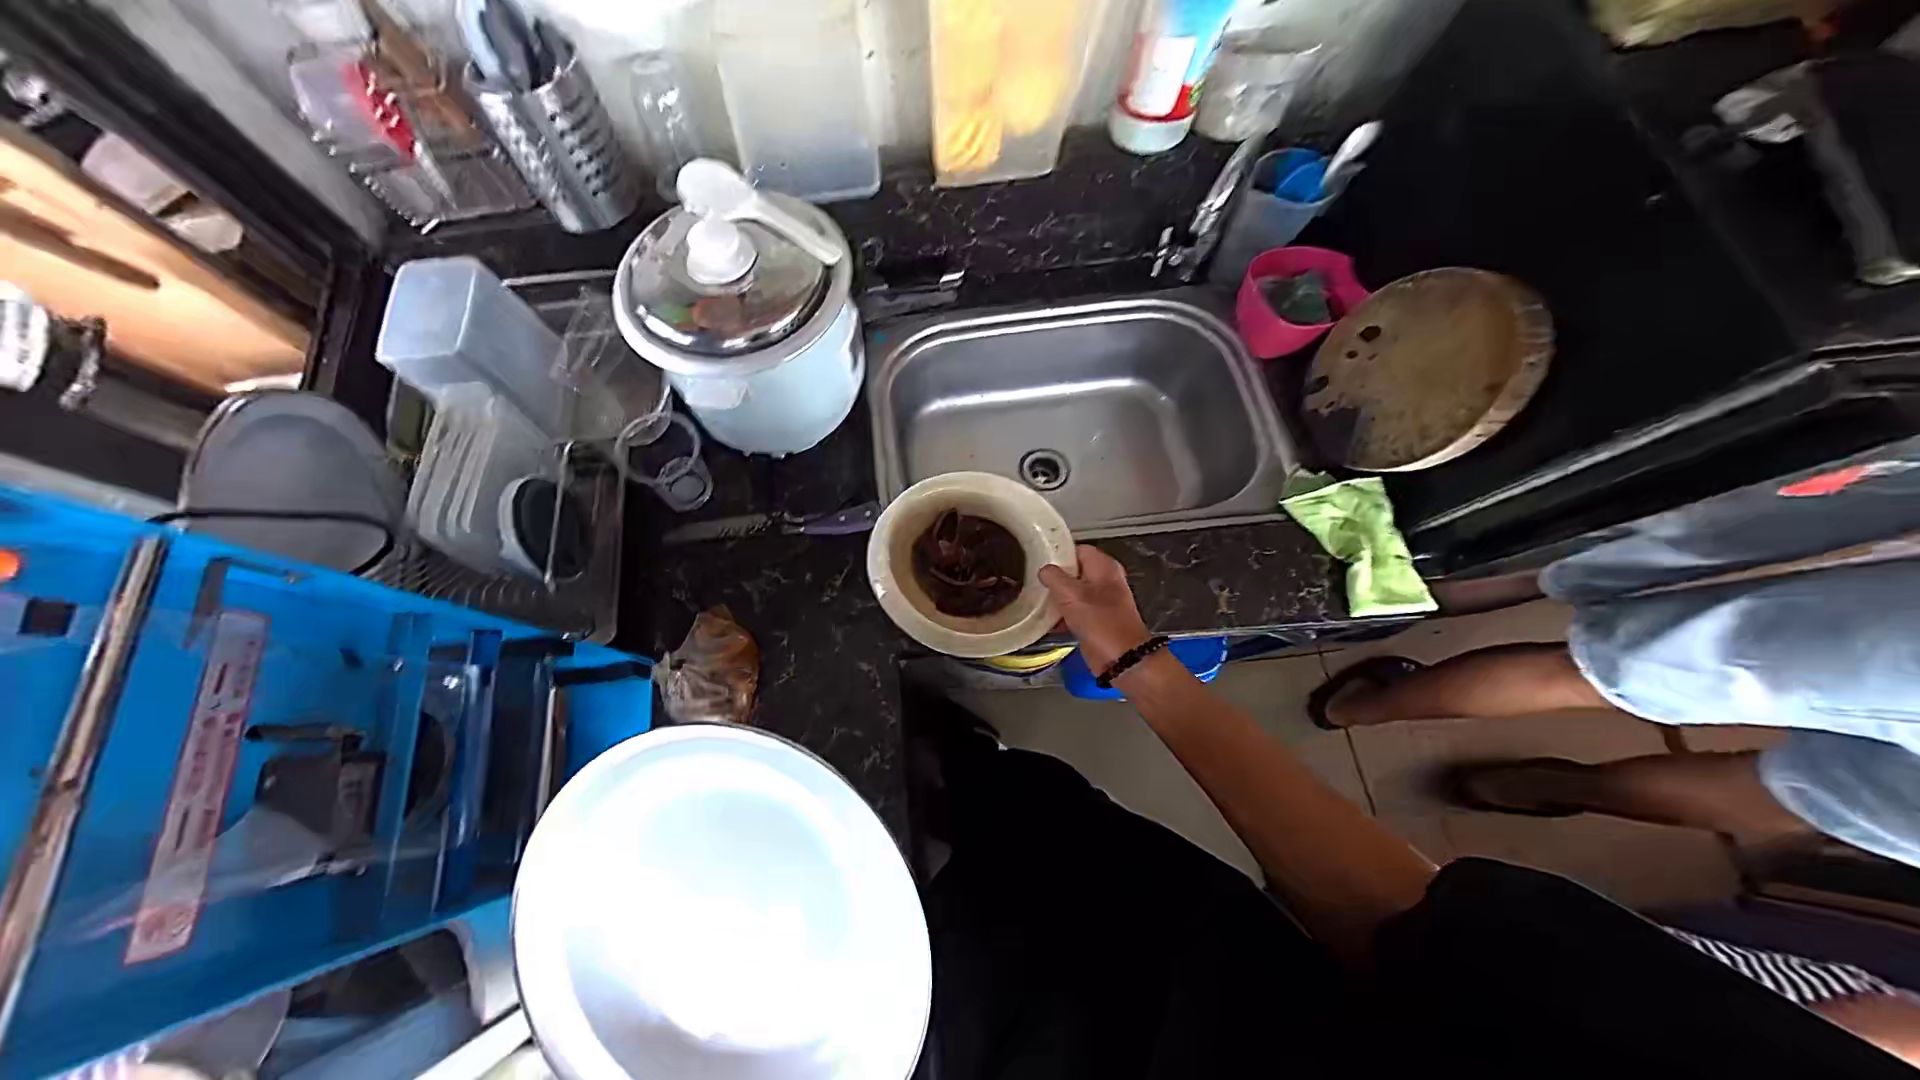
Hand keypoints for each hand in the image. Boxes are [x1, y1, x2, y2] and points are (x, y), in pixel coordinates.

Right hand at [1038, 545, 1154, 672]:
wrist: (1121, 658)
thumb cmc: (1099, 621)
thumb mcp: (1070, 594)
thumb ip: (1053, 577)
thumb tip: (1044, 570)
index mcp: (1103, 566)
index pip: (1076, 549)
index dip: (1058, 554)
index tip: (1038, 560)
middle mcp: (1104, 580)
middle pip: (1073, 572)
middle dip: (1054, 579)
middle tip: (1034, 583)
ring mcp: (1101, 601)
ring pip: (1072, 593)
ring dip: (1056, 599)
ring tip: (1036, 602)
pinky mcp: (1096, 620)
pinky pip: (1075, 611)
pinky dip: (1062, 615)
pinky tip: (1046, 622)